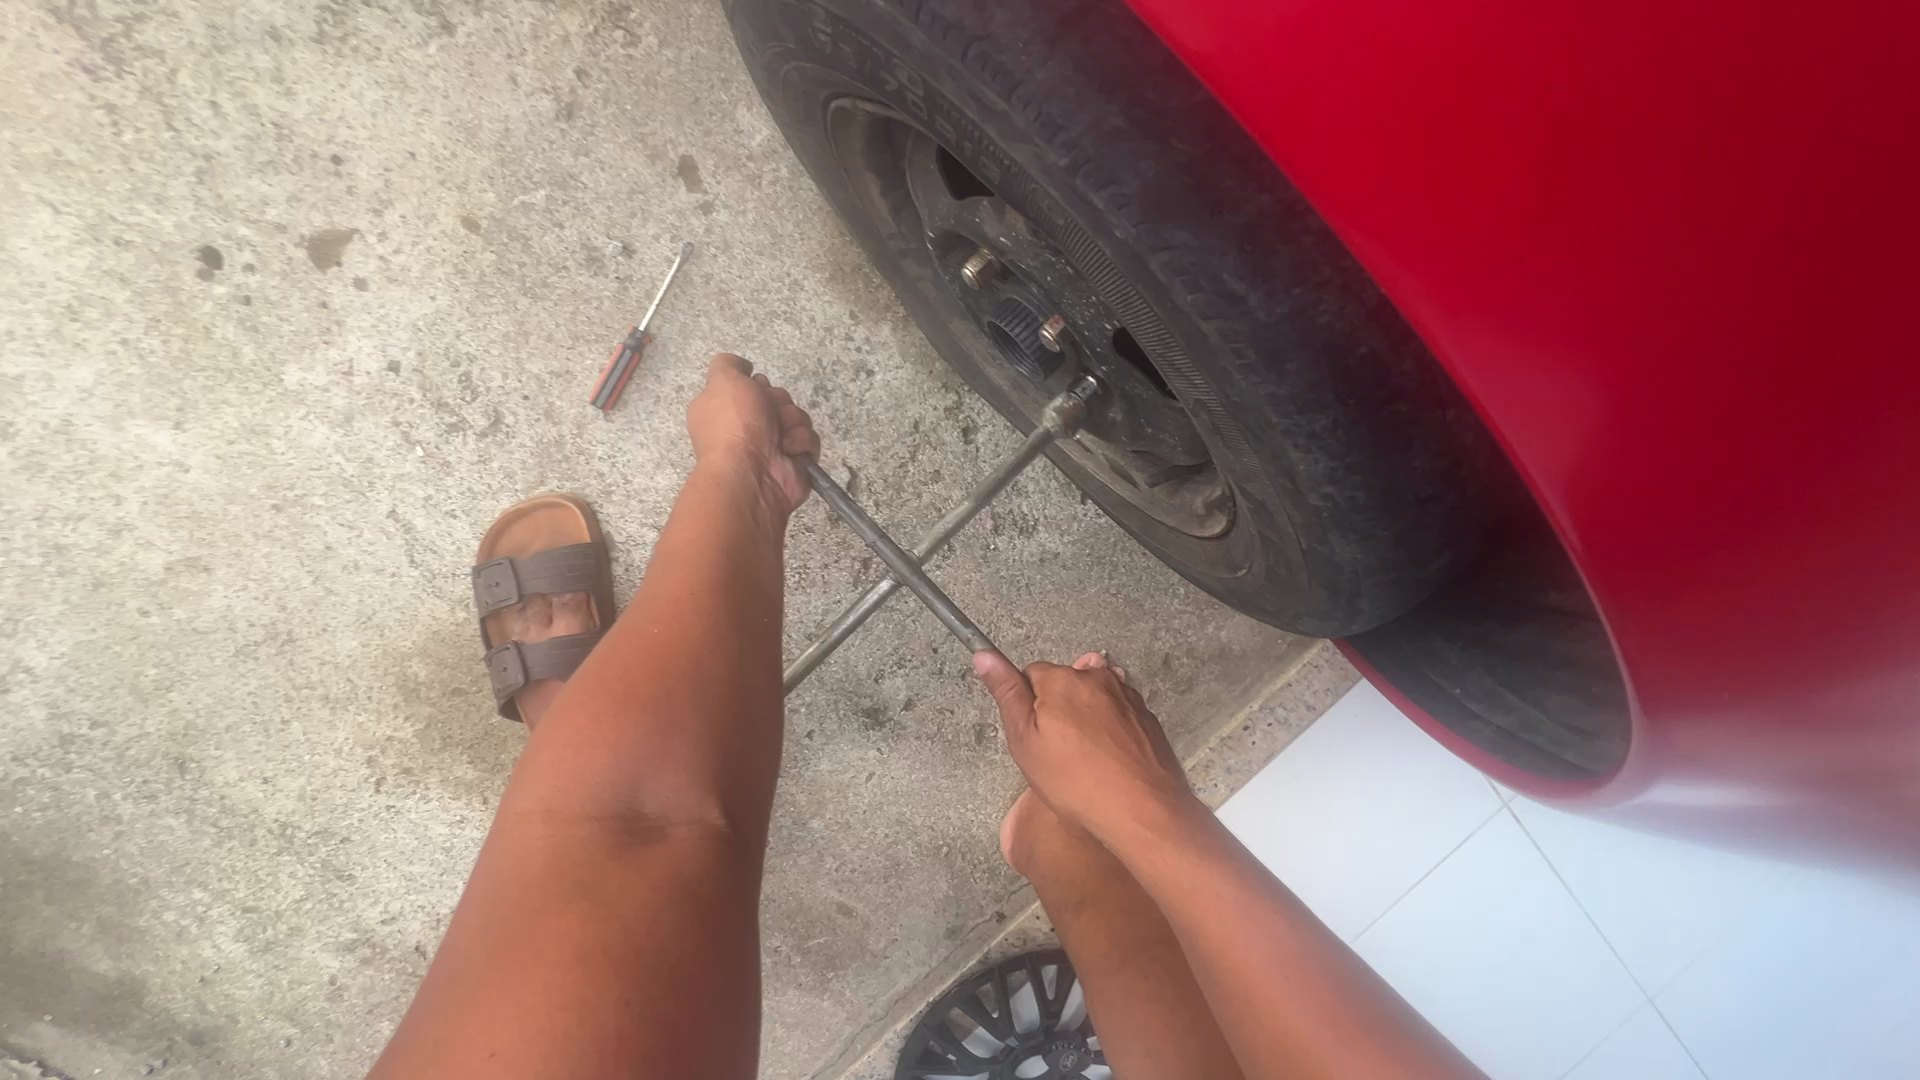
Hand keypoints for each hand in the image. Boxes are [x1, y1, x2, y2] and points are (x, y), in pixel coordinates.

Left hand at [686, 353, 820, 515]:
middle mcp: (747, 427)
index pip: (752, 386)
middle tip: (769, 415)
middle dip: (779, 402)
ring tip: (781, 438)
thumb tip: (744, 367)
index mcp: (725, 409)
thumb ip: (728, 364)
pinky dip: (802, 443)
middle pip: (778, 399)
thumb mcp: (723, 381)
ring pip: (797, 418)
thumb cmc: (734, 425)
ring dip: (793, 422)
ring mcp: (772, 446)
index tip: (754, 391)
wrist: (752, 474)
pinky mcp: (795, 462)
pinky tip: (789, 451)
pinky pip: (810, 441)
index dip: (757, 386)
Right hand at [974, 650, 1194, 839]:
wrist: (1142, 810)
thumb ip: (1006, 692)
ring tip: (1085, 760)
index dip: (1027, 706)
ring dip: (1086, 719)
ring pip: (1093, 700)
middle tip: (1056, 752)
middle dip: (1058, 710)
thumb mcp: (1025, 740)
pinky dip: (1111, 731)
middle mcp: (1097, 678)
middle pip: (1065, 685)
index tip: (1033, 734)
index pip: (1031, 675)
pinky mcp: (1146, 717)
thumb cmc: (1078, 781)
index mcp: (1062, 679)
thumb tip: (984, 656)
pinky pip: (1118, 716)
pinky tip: (1107, 761)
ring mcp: (1127, 696)